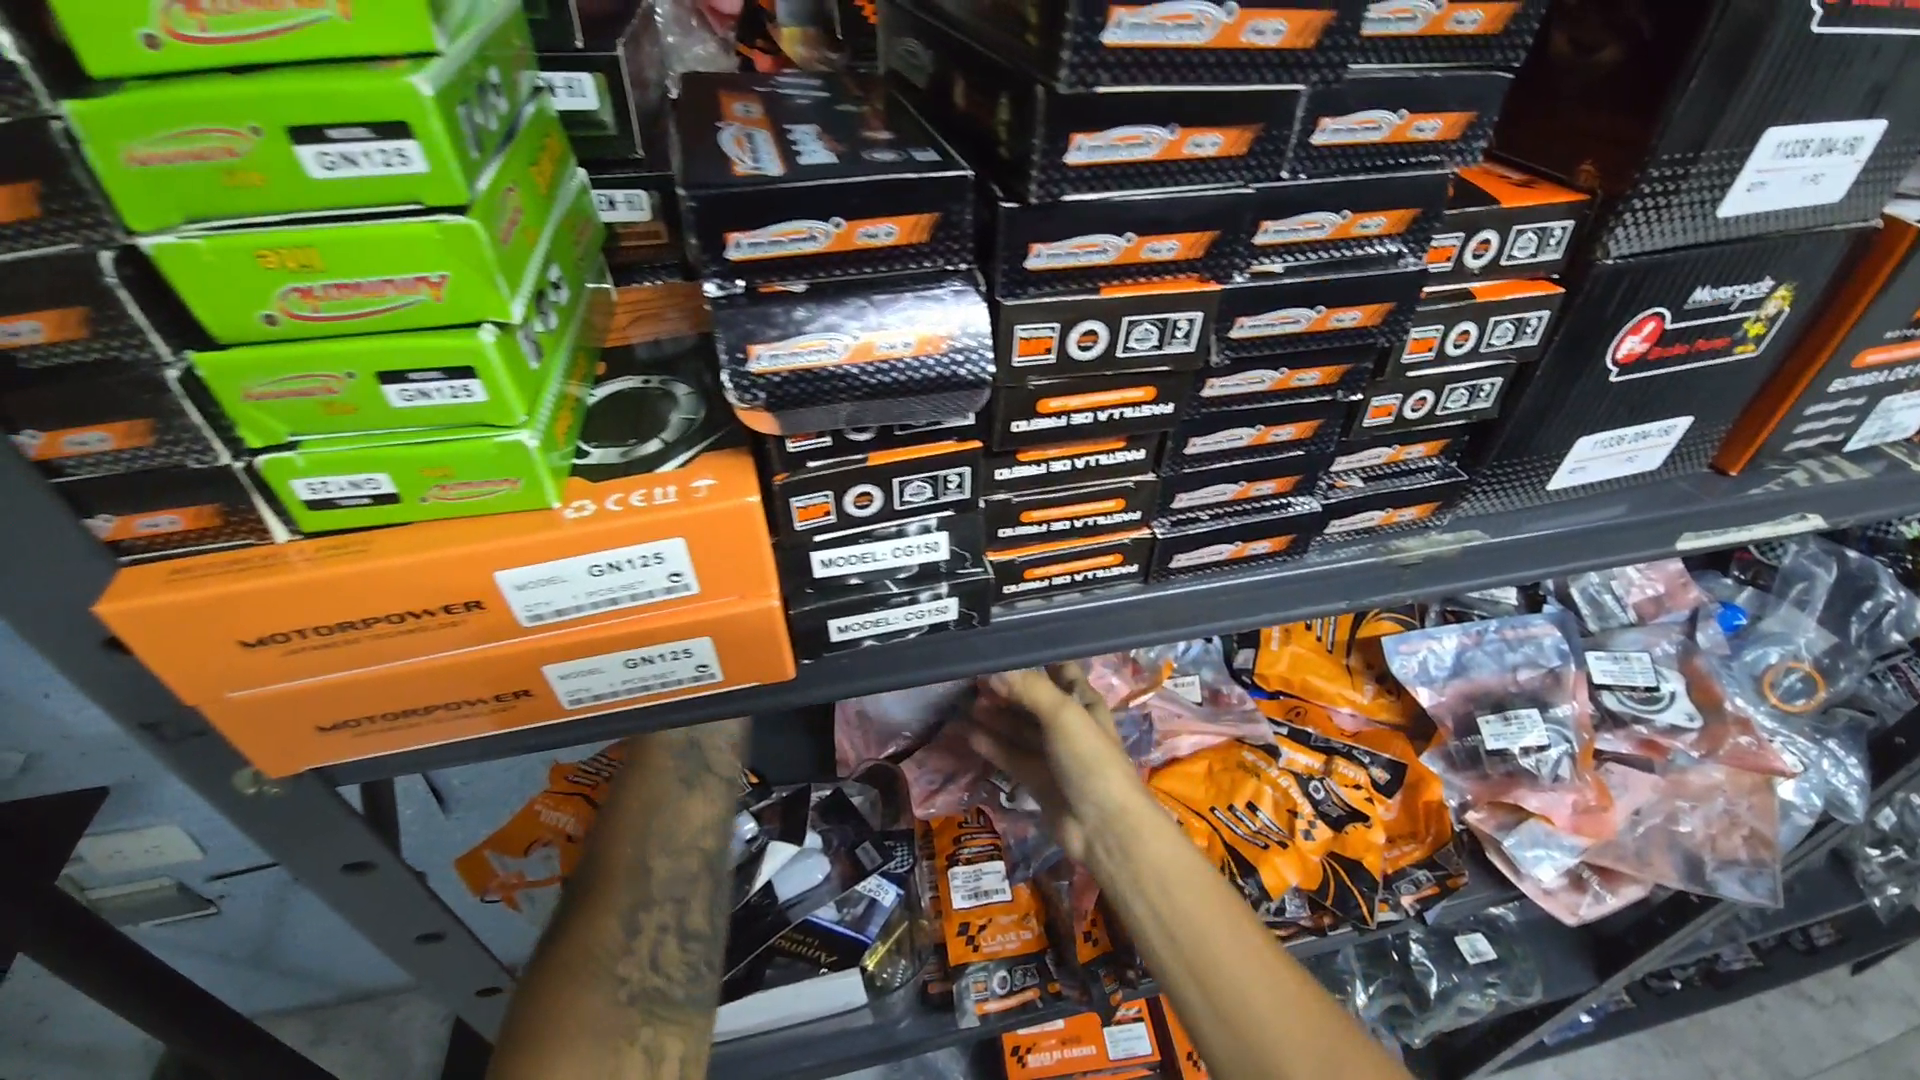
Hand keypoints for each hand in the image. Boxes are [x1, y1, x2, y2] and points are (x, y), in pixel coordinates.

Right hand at [966, 664, 1141, 861]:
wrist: (1103, 827)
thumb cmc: (1090, 760)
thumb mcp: (1064, 715)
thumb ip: (1029, 689)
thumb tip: (993, 672)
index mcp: (1084, 703)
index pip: (1060, 671)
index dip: (1034, 660)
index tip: (1000, 651)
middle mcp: (1067, 725)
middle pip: (1031, 701)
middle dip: (1005, 690)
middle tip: (973, 680)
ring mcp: (1051, 754)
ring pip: (1017, 729)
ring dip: (994, 716)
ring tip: (965, 705)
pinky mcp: (1036, 779)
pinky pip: (1009, 756)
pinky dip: (990, 744)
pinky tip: (967, 733)